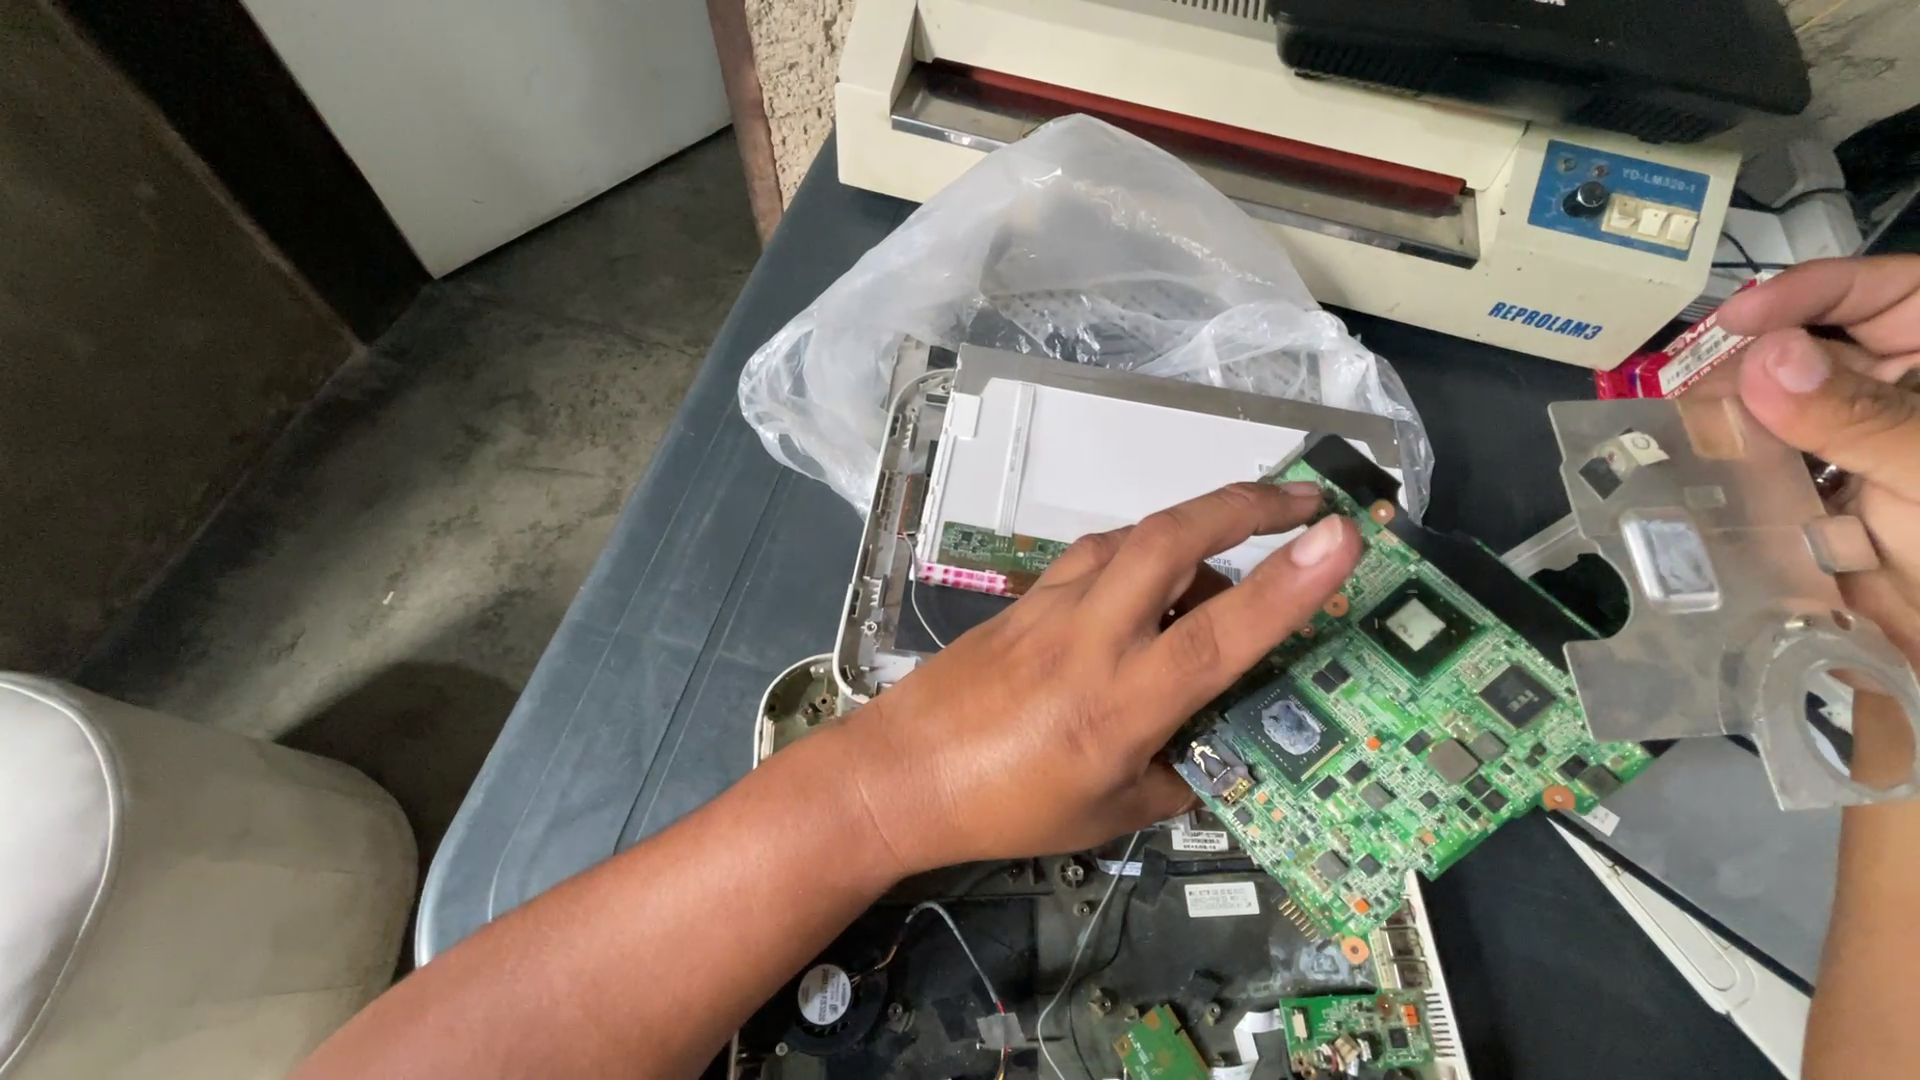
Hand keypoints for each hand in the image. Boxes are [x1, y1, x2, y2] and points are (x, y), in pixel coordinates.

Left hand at [830, 482, 1359, 875]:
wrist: (901, 772)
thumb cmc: (1005, 808)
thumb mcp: (1108, 815)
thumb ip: (1174, 776)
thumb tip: (1213, 745)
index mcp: (1122, 703)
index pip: (1221, 633)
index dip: (1288, 583)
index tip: (1340, 534)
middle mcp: (1092, 637)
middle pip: (1172, 540)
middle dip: (1246, 503)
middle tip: (1305, 502)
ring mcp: (1053, 606)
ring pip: (1135, 537)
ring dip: (1195, 531)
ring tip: (1228, 568)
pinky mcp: (1025, 596)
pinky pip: (1096, 555)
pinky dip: (1139, 553)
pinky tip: (1150, 581)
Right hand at [1719, 256, 1919, 780]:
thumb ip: (1859, 415)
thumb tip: (1764, 358)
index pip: (1892, 292)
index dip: (1811, 292)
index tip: (1734, 321)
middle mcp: (1907, 395)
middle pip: (1820, 345)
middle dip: (1750, 356)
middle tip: (1682, 377)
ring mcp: (1863, 446)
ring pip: (1779, 405)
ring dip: (1727, 411)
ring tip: (1671, 419)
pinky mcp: (1821, 492)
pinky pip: (1762, 465)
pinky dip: (1725, 464)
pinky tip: (1686, 465)